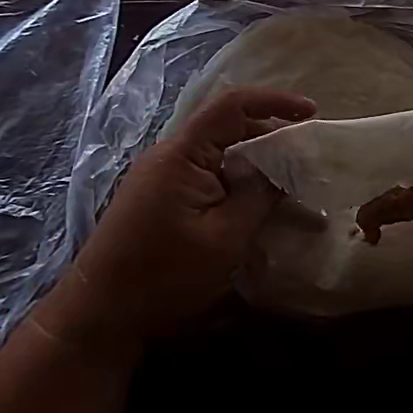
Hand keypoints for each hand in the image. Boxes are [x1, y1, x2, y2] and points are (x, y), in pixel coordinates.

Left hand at [36, 89, 315, 354]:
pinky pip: (203, 172)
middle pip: (225, 126)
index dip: (275, 102)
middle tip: (306, 159)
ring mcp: (159, 174)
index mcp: (182, 154)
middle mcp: (168, 153)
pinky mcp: (157, 194)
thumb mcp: (225, 239)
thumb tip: (280, 171)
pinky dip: (232, 179)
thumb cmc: (164, 274)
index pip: (232, 106)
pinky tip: (252, 202)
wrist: (101, 309)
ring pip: (215, 152)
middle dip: (269, 136)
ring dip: (251, 161)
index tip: (311, 114)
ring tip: (287, 182)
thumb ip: (258, 197)